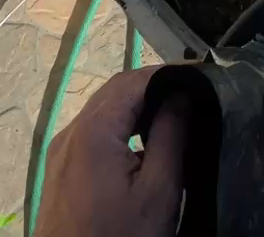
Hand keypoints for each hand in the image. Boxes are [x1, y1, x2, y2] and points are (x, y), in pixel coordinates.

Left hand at [34, 66, 187, 236]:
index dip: (169, 72)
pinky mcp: (61, 172)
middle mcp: (70, 134)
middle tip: (192, 91)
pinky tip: (145, 141)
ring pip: (104, 109)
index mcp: (92, 132)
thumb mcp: (158, 192)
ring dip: (138, 104)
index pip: (133, 80)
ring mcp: (61, 153)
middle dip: (154, 85)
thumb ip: (171, 134)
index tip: (203, 73)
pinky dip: (122, 124)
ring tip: (174, 113)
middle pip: (116, 90)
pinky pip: (94, 131)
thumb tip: (183, 93)